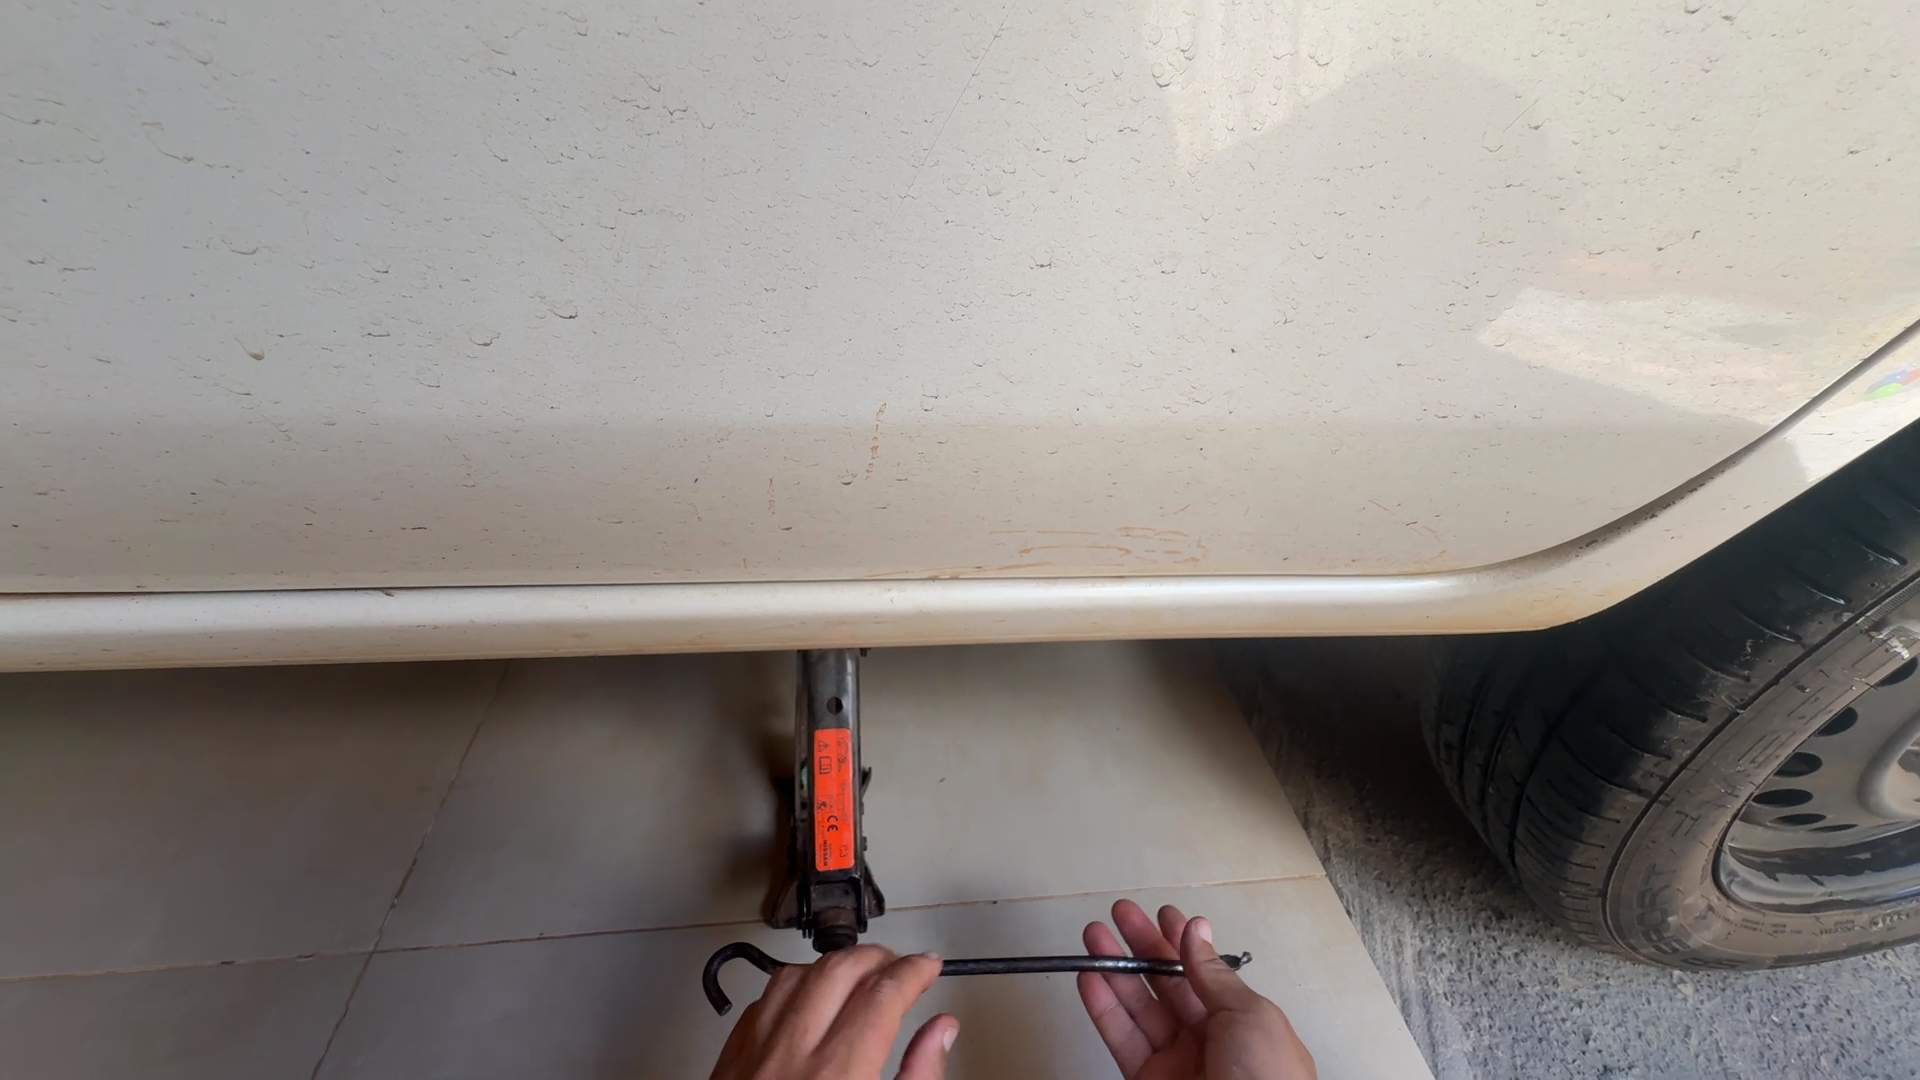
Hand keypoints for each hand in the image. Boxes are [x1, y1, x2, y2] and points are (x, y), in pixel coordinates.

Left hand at [709, 945, 959, 1079]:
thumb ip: (919, 1079)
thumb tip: (941, 1033)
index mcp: (836, 1077)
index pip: (885, 992)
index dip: (915, 970)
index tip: (929, 967)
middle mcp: (791, 1057)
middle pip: (842, 968)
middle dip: (880, 959)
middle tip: (902, 968)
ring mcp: (754, 1056)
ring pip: (799, 973)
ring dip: (836, 966)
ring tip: (860, 977)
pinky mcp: (728, 1064)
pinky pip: (765, 1000)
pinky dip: (795, 987)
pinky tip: (810, 999)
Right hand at [1077, 900, 1316, 1079]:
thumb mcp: (1251, 1019)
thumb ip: (1213, 974)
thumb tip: (1194, 927)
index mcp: (1244, 1025)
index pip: (1204, 973)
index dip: (1182, 941)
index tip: (1160, 912)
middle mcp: (1209, 1042)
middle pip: (1167, 984)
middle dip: (1142, 945)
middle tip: (1118, 911)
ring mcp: (1176, 1064)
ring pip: (1138, 1008)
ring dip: (1114, 969)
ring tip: (1092, 935)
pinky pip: (1122, 1041)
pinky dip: (1103, 1009)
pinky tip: (1088, 979)